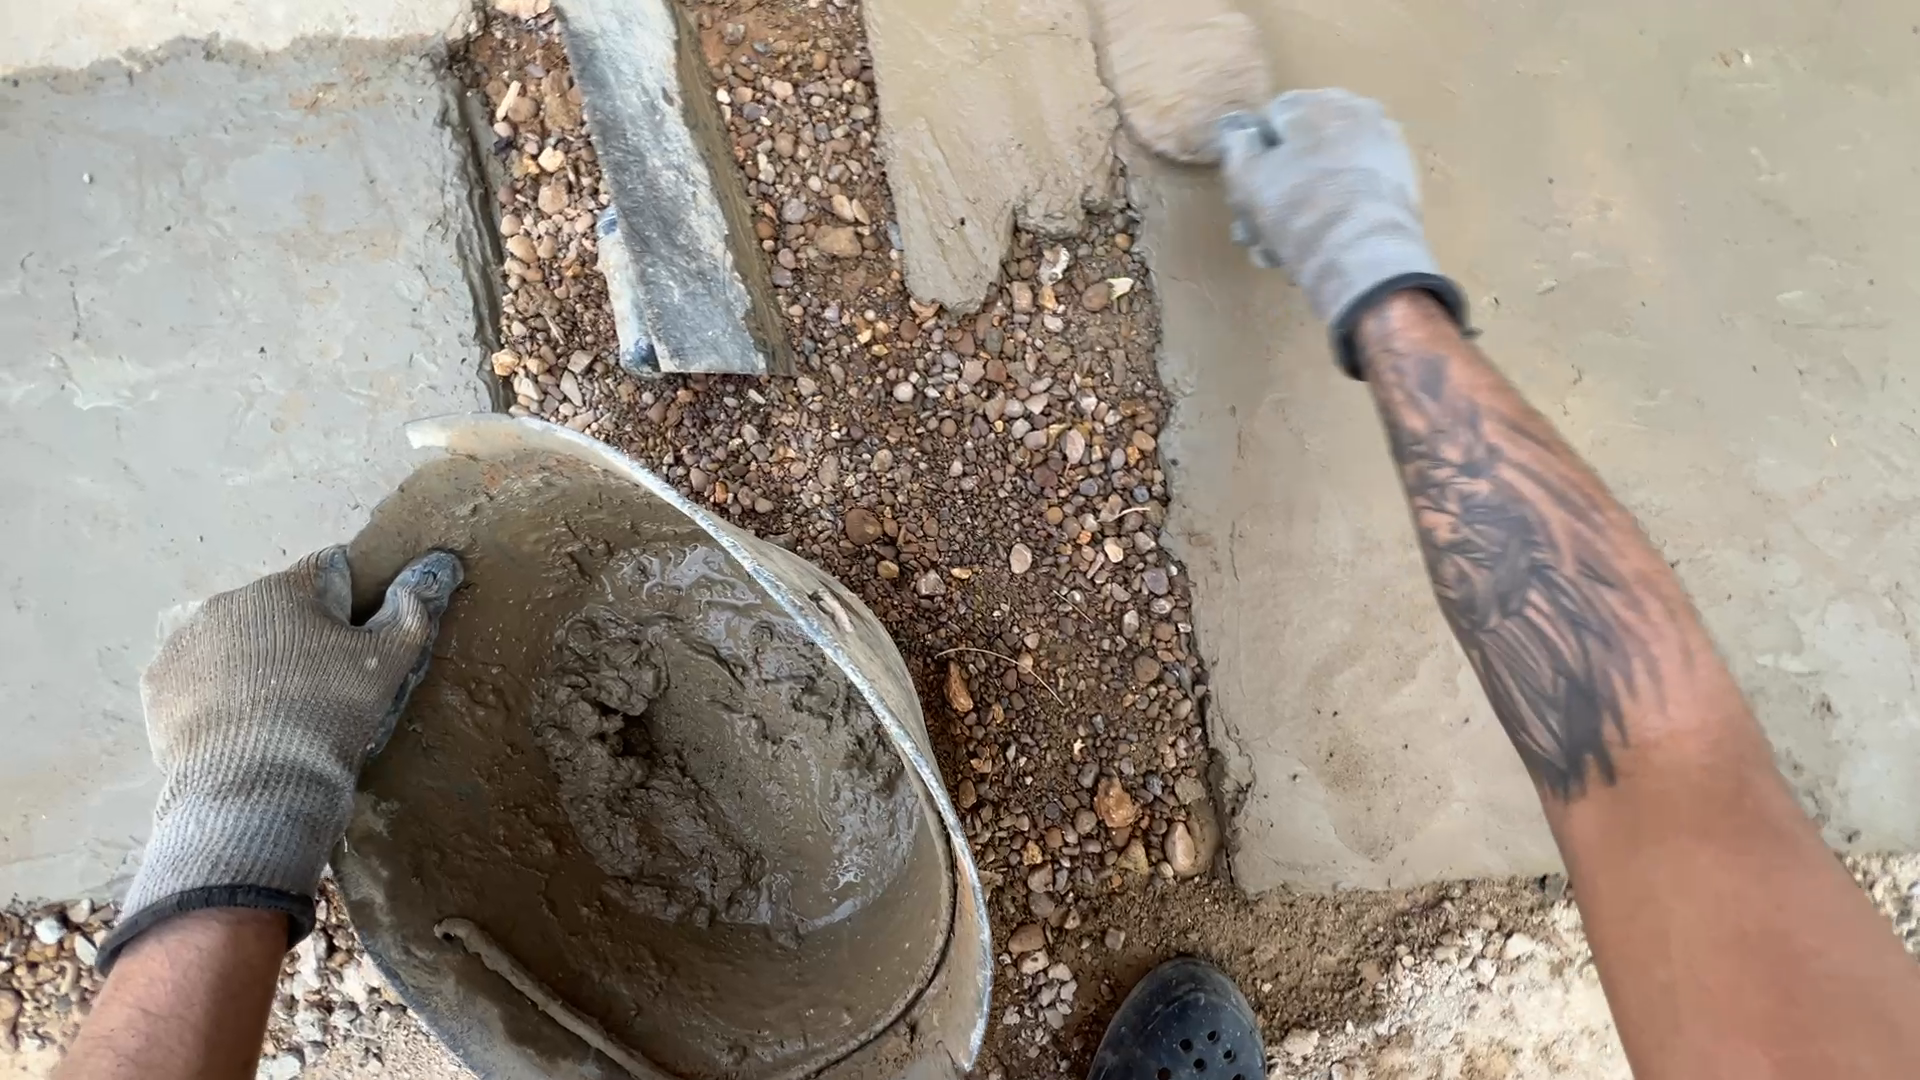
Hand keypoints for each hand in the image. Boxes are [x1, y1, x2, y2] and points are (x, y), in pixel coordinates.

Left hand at [98, 546, 461, 971]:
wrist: (259, 777)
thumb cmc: (335, 706)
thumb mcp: (393, 658)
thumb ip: (413, 610)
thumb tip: (425, 576)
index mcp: (285, 588)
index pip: (331, 570)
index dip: (355, 598)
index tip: (363, 631)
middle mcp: (226, 601)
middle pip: (282, 602)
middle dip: (305, 625)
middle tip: (328, 671)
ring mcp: (182, 642)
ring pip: (240, 633)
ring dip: (263, 650)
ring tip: (286, 695)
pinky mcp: (156, 683)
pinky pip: (203, 668)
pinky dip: (225, 681)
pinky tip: (249, 711)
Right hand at [1218, 89, 1466, 376]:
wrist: (1361, 252)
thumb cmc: (1296, 209)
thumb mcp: (1247, 177)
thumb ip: (1236, 146)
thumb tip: (1237, 129)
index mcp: (1317, 102)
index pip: (1271, 120)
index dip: (1250, 159)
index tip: (1242, 194)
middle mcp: (1356, 111)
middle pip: (1300, 151)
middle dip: (1273, 191)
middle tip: (1256, 232)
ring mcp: (1383, 146)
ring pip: (1323, 177)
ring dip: (1297, 211)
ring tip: (1280, 250)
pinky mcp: (1400, 182)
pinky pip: (1351, 194)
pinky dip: (1331, 215)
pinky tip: (1314, 247)